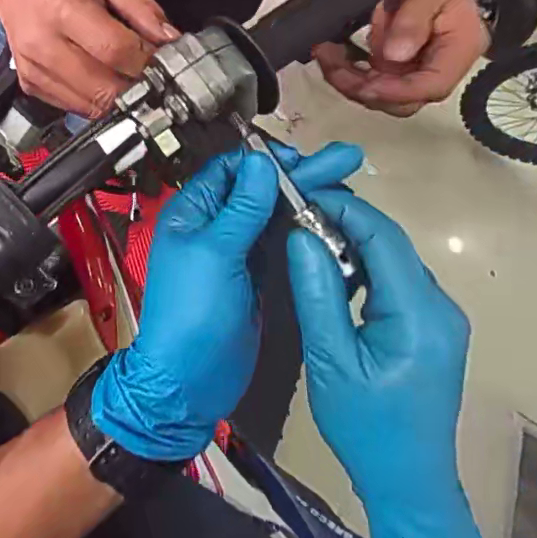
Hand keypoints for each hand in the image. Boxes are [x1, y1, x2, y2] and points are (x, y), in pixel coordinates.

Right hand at [0, 0, 180, 116]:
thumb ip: (142, 8)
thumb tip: (171, 41)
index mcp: (64, 9)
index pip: (114, 50)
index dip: (144, 61)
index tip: (160, 60)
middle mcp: (44, 44)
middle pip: (103, 87)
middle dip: (134, 87)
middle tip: (147, 76)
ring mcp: (34, 69)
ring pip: (90, 106)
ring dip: (115, 99)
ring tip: (125, 79)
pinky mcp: (30, 85)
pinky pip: (73, 108)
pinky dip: (94, 101)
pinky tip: (99, 81)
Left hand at [91, 142, 363, 460]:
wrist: (189, 380)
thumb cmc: (191, 314)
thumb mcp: (215, 254)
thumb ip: (240, 209)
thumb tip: (260, 162)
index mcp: (191, 214)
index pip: (229, 171)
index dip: (265, 161)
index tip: (303, 158)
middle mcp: (212, 228)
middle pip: (257, 190)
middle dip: (298, 175)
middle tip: (345, 161)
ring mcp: (235, 254)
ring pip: (271, 216)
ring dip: (305, 200)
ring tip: (347, 186)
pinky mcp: (255, 278)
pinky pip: (278, 244)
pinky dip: (302, 230)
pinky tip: (330, 220)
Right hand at [287, 190, 511, 537]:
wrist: (407, 480)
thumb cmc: (364, 427)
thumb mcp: (330, 361)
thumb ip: (317, 294)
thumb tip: (300, 234)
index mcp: (420, 312)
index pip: (382, 237)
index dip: (342, 208)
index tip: (299, 194)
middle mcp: (440, 305)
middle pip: (390, 245)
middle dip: (343, 223)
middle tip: (294, 215)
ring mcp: (441, 317)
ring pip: (392, 262)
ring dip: (351, 246)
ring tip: (306, 241)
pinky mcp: (431, 329)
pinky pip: (395, 284)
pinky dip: (363, 271)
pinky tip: (333, 278)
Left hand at [314, 0, 487, 116]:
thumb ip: (413, 20)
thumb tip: (396, 56)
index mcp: (461, 43)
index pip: (433, 86)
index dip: (398, 92)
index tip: (367, 85)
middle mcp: (439, 57)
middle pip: (404, 97)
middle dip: (366, 88)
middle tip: (336, 67)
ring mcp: (413, 60)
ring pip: (380, 90)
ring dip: (349, 79)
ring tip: (327, 53)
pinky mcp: (390, 56)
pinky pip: (365, 74)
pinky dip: (344, 69)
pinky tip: (329, 53)